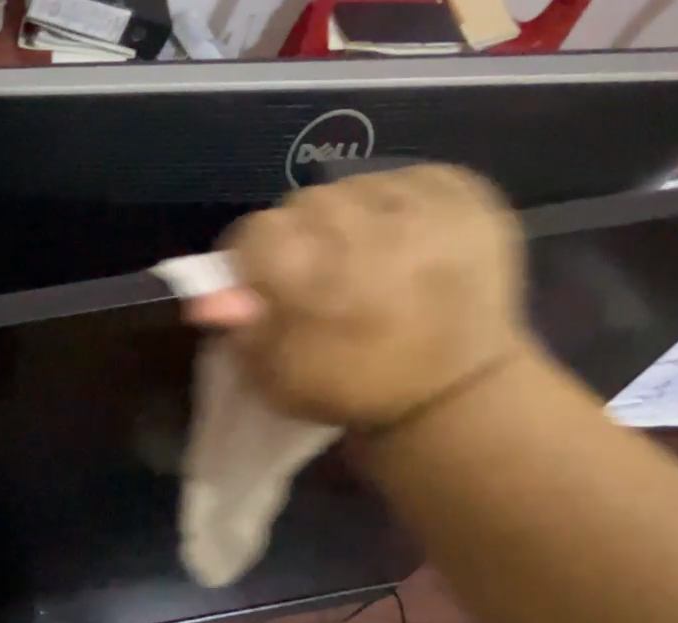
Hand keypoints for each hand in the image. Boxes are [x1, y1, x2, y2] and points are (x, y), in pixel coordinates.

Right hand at [189, 164, 533, 428]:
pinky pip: (407, 176)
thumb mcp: (273, 376)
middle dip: (297, 236)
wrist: (455, 391)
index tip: (257, 285)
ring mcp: (421, 208)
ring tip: (361, 255)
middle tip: (314, 274)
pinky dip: (395, 201)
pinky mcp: (467, 195)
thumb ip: (239, 328)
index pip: (252, 233)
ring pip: (352, 186)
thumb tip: (209, 296)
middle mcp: (363, 230)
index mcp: (312, 278)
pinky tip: (401, 237)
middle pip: (302, 204)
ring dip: (345, 217)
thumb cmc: (350, 388)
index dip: (247, 260)